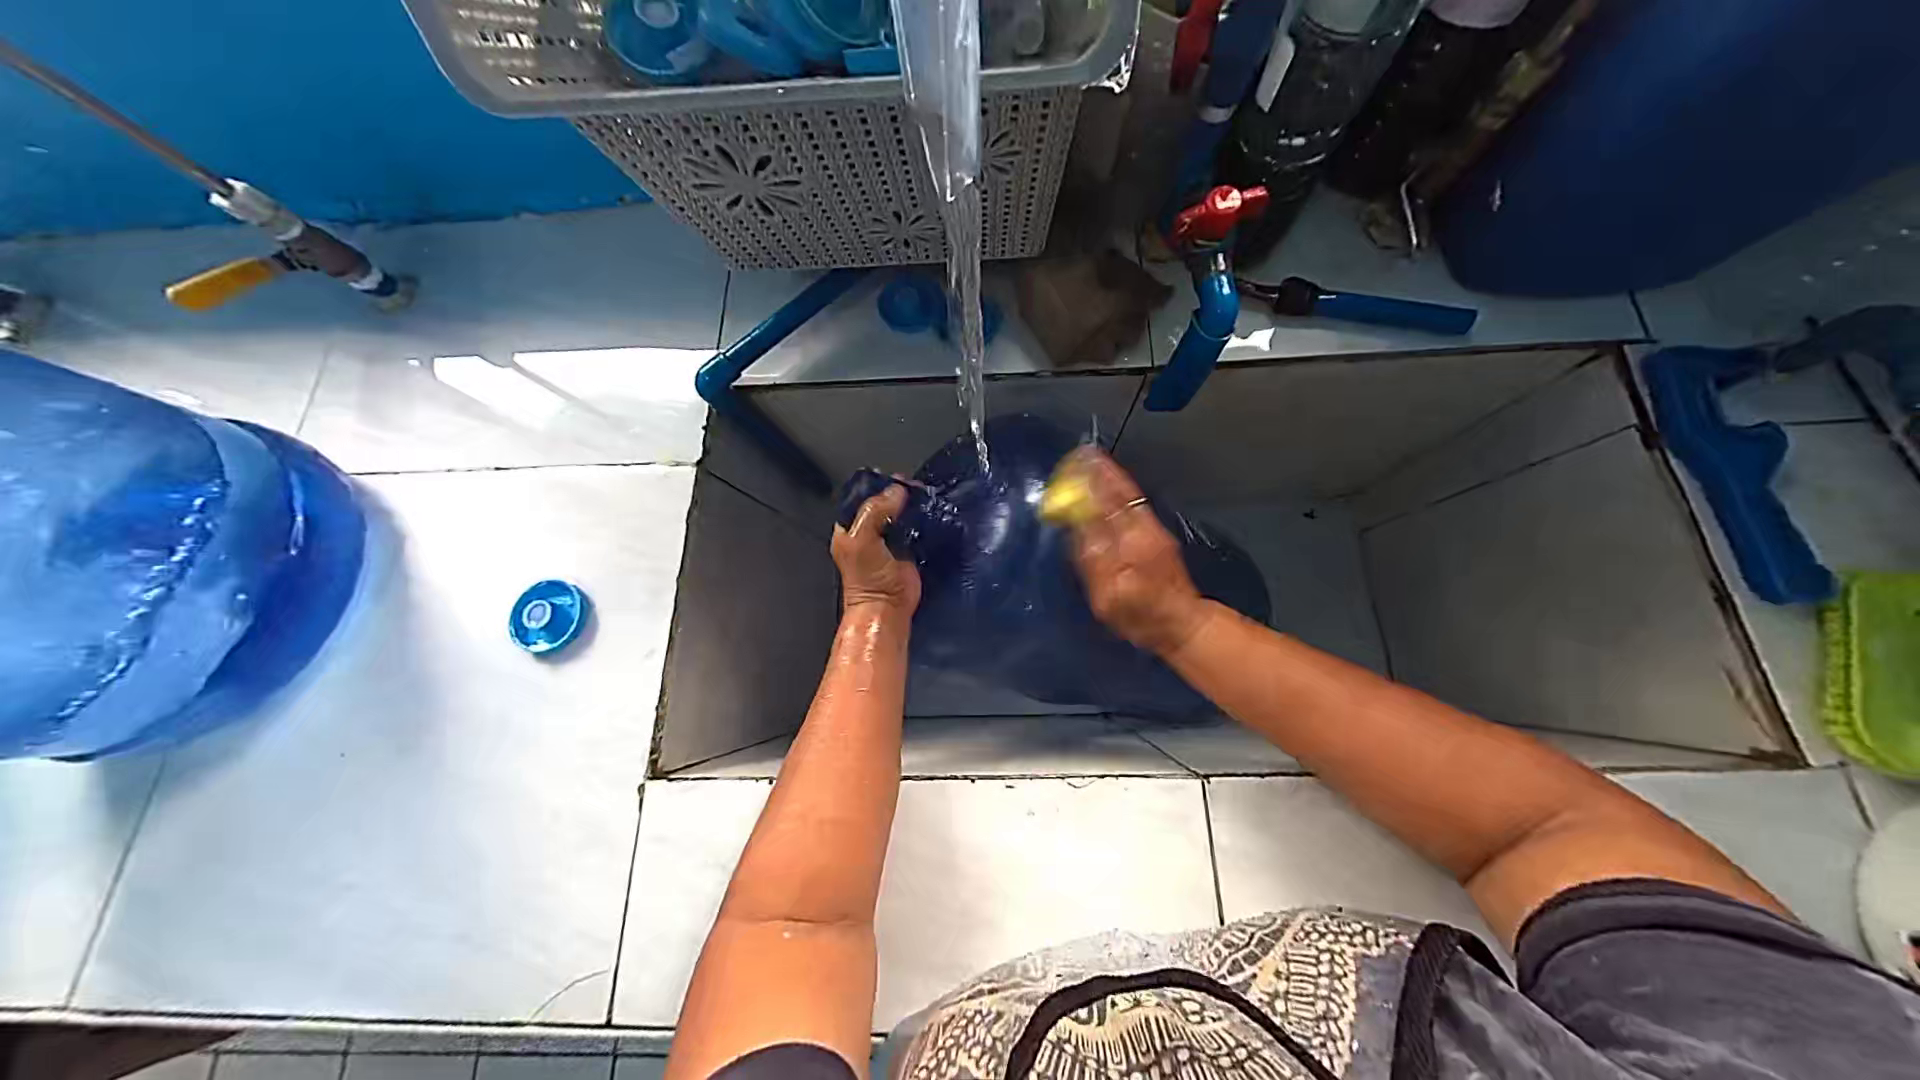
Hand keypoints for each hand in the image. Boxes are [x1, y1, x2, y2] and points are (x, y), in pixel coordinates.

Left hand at [832, 482, 920, 616]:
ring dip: (912, 505)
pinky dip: (923, 519)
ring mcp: (889, 539)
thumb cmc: (868, 579)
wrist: (888, 607)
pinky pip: (917, 527)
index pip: (862, 496)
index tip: (894, 479)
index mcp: (849, 527)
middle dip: (898, 493)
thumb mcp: (862, 538)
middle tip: (912, 487)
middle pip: (884, 502)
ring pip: (901, 513)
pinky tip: (929, 511)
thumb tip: (896, 492)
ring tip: (923, 496)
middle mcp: (868, 530)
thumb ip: (875, 511)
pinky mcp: (909, 548)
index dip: (877, 486)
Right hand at [1062, 447, 1211, 655]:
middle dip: (1100, 473)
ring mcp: (1153, 532)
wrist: (1182, 624)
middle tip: (1083, 454)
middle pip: (1118, 495)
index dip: (1088, 483)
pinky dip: (1121, 492)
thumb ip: (1094, 558)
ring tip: (1094, 463)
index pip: (1104, 504)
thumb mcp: (1109, 595)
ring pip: (1128, 498)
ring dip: (1111, 479)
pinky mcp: (1158, 538)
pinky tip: (1112, 488)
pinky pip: (1134, 506)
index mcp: (1131, 542)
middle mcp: (1143, 530)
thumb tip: (1078, 524)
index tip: (1074, 464)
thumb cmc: (1141, 616)